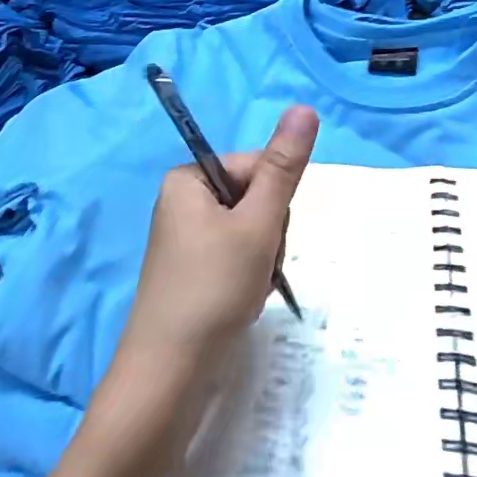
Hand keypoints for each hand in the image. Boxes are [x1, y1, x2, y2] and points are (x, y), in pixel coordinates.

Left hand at [124, 106, 319, 364]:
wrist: (171, 368)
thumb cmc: (214, 286)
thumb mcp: (257, 223)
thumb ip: (284, 168)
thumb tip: (305, 108)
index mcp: (188, 178)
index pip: (256, 165)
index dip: (275, 201)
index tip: (266, 235)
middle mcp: (182, 200)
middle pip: (254, 198)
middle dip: (268, 233)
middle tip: (256, 266)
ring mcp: (186, 236)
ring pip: (251, 230)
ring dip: (263, 257)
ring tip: (248, 286)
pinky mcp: (192, 267)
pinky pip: (236, 254)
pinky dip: (249, 274)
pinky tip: (242, 297)